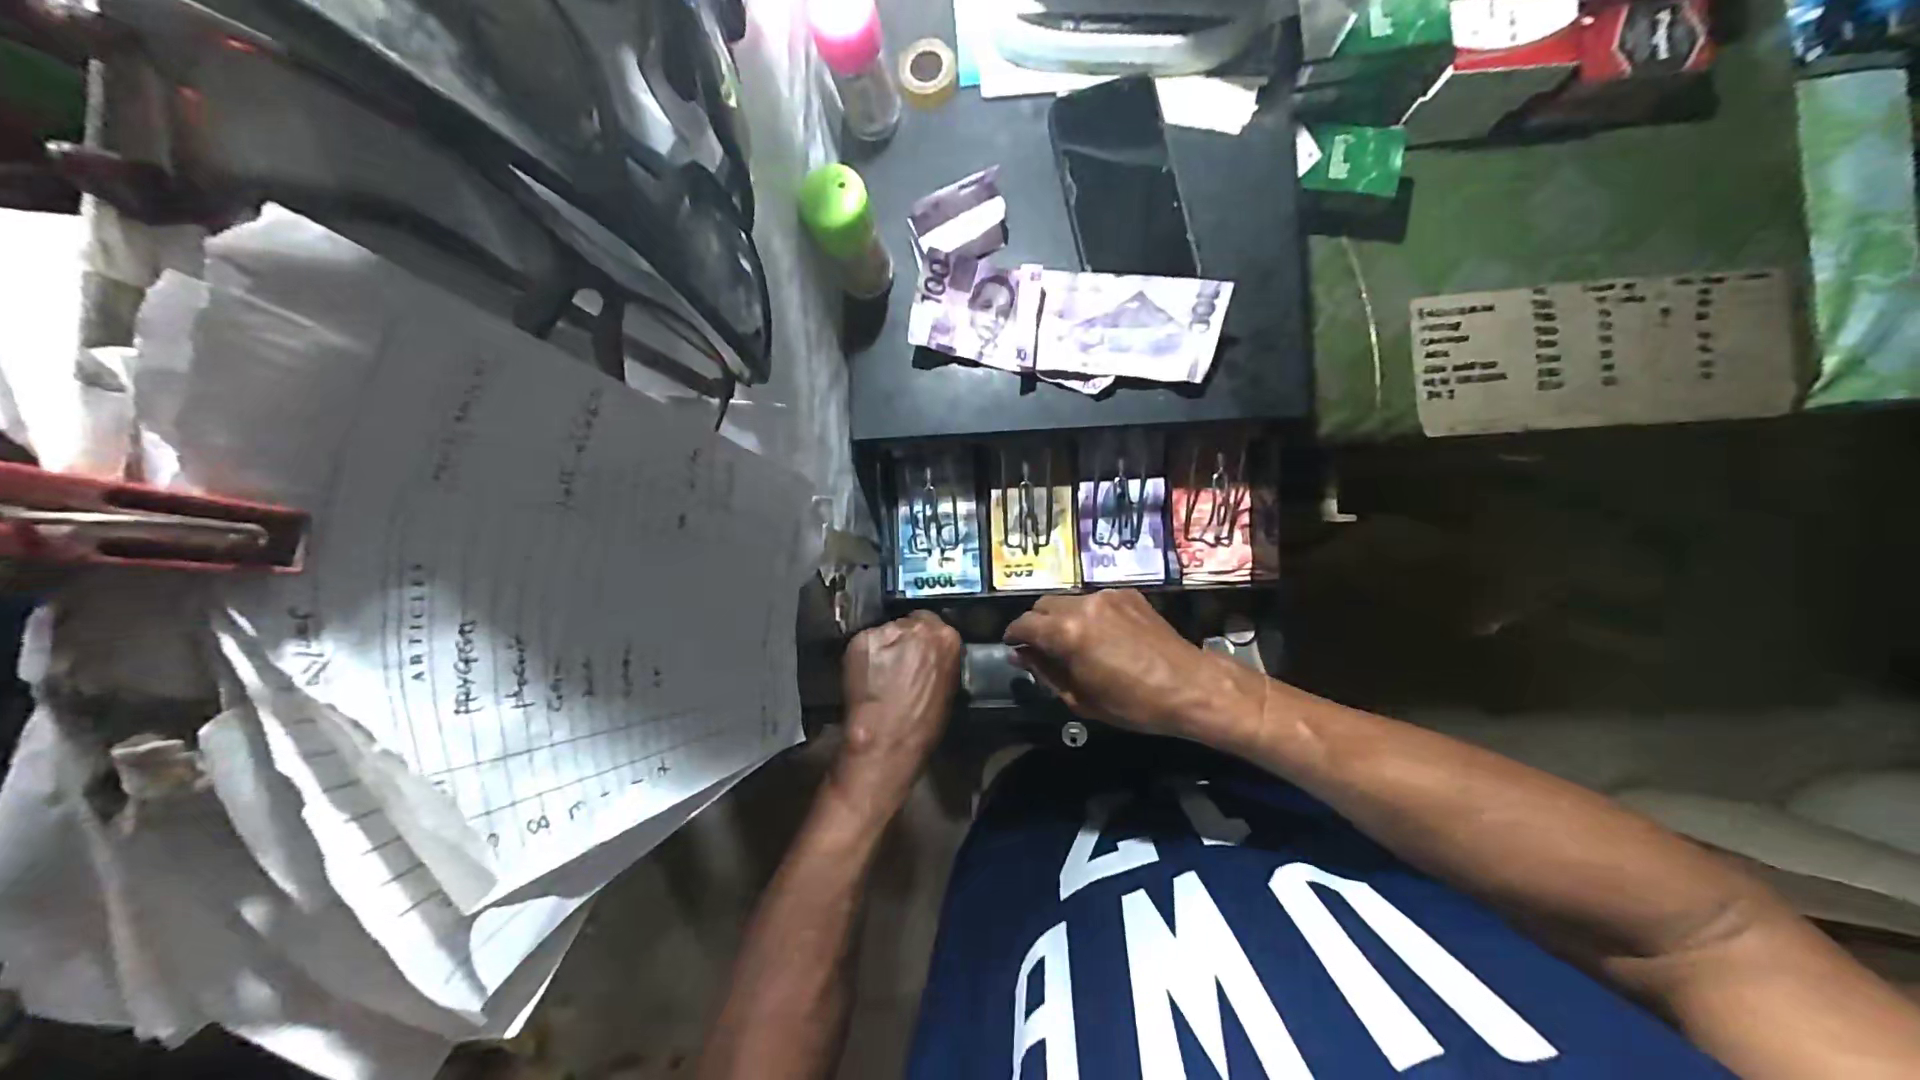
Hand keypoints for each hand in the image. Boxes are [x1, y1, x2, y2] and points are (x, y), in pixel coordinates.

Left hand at [832, 611, 962, 814]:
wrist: (887, 739)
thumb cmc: (922, 724)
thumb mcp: (948, 688)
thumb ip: (940, 661)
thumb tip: (929, 658)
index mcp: (947, 638)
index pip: (933, 623)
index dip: (923, 640)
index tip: (917, 652)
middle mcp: (918, 628)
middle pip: (908, 623)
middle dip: (904, 639)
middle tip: (897, 662)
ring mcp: (887, 631)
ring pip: (885, 631)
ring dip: (883, 646)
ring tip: (878, 671)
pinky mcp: (861, 639)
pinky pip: (864, 642)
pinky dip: (864, 655)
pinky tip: (865, 674)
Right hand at [1003, 590, 1263, 743]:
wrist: (1189, 686)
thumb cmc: (1132, 703)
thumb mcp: (1080, 697)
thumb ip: (1045, 671)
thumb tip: (1021, 656)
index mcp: (1066, 632)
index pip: (1023, 623)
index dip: (1013, 636)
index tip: (1014, 647)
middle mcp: (1083, 604)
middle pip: (1043, 605)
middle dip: (1037, 623)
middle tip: (1043, 647)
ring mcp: (1108, 596)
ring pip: (1069, 600)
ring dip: (1063, 617)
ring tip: (1075, 641)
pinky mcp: (1129, 594)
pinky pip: (1095, 600)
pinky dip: (1089, 614)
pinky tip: (1103, 635)